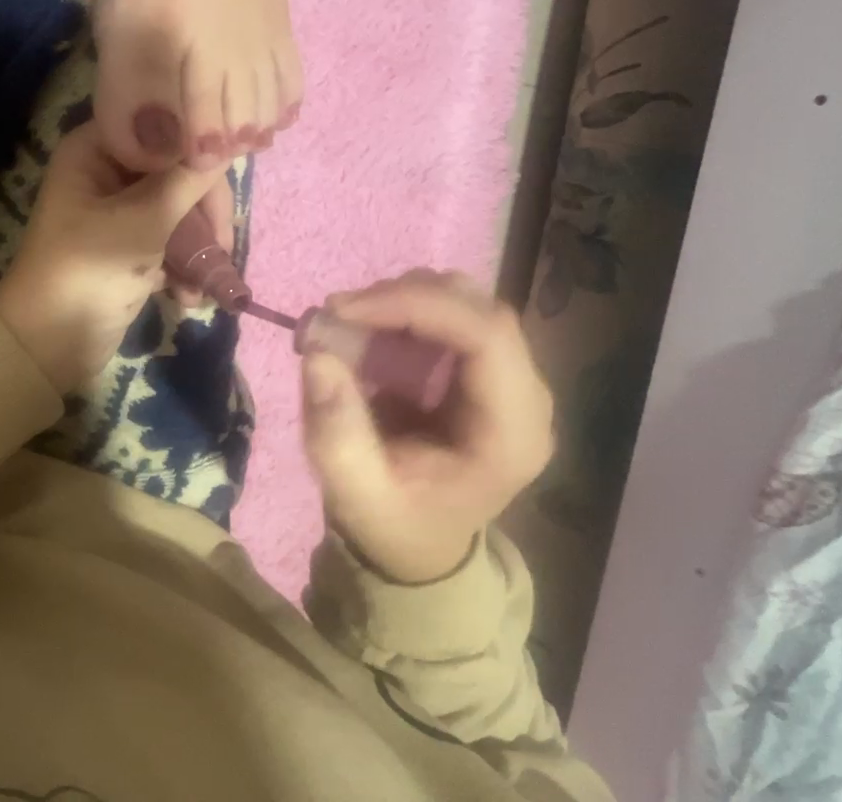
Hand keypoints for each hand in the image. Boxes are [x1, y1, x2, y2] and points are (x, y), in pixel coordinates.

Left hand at [0, 127, 227, 392]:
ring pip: (177, 211)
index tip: (233, 170)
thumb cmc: (88, 271)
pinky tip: (190, 296)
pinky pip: (168, 243)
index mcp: (94, 151)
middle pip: (175, 171)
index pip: (160, 128)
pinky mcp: (128, 249)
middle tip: (222, 244)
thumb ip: (188, 179)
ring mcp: (117, 214)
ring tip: (210, 282)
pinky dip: (182, 267)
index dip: (197, 146)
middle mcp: (104, 173)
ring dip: (198, 246)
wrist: (47, 345)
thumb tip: (229, 138)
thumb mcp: (142, 221)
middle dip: (203, 211)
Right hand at [300, 272, 553, 583]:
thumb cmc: (392, 522)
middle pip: (477, 309)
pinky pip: (444, 315)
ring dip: (397, 300)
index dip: (417, 305)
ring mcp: (504, 379)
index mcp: (512, 434)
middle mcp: (523, 397)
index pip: (486, 336)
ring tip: (342, 325)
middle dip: (401, 297)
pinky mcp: (478, 369)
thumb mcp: (354, 490)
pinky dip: (397, 310)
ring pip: (461, 301)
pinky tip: (360, 331)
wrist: (415, 544)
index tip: (344, 309)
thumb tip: (318, 352)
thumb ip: (337, 429)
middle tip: (335, 314)